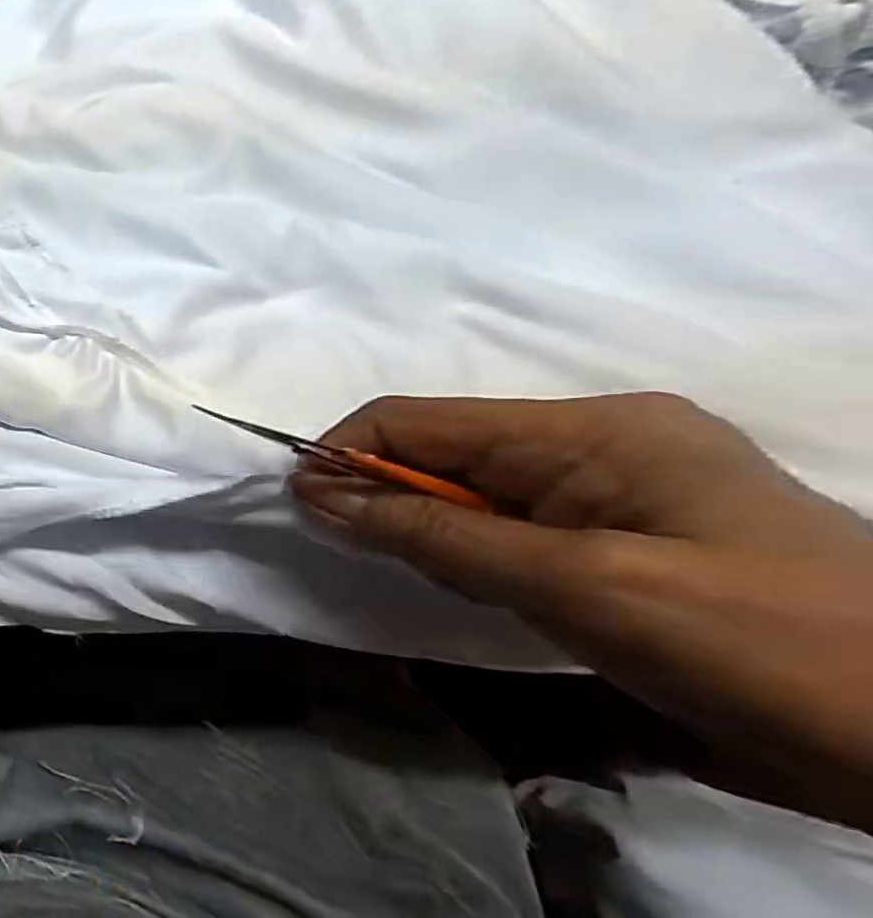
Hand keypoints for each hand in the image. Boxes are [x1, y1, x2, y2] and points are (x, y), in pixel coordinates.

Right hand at [291, 393, 872, 825]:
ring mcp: (615, 485)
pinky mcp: (624, 531)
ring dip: (439, 538)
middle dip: (396, 502)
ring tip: (474, 595)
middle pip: (441, 453)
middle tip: (399, 569)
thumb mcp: (577, 586)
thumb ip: (434, 533)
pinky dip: (480, 558)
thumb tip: (314, 491)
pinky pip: (509, 526)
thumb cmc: (764, 648)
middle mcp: (594, 441)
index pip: (419, 418)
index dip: (347, 453)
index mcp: (589, 429)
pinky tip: (505, 598)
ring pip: (469, 494)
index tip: (302, 507)